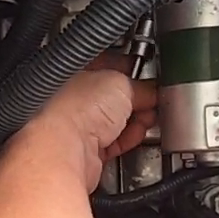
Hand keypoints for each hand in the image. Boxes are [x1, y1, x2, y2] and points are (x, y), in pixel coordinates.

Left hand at [6, 69, 157, 191]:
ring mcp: (77, 126)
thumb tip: (154, 91)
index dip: (130, 69)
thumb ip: (141, 85)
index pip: (107, 65)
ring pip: (114, 122)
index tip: (147, 75)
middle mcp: (71, 98)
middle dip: (135, 99)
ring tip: (147, 118)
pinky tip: (136, 134)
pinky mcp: (85, 153)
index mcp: (72, 71)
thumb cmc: (75, 109)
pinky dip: (126, 140)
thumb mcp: (121, 84)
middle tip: (151, 99)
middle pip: (112, 97)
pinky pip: (113, 144)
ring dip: (134, 121)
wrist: (65, 148)